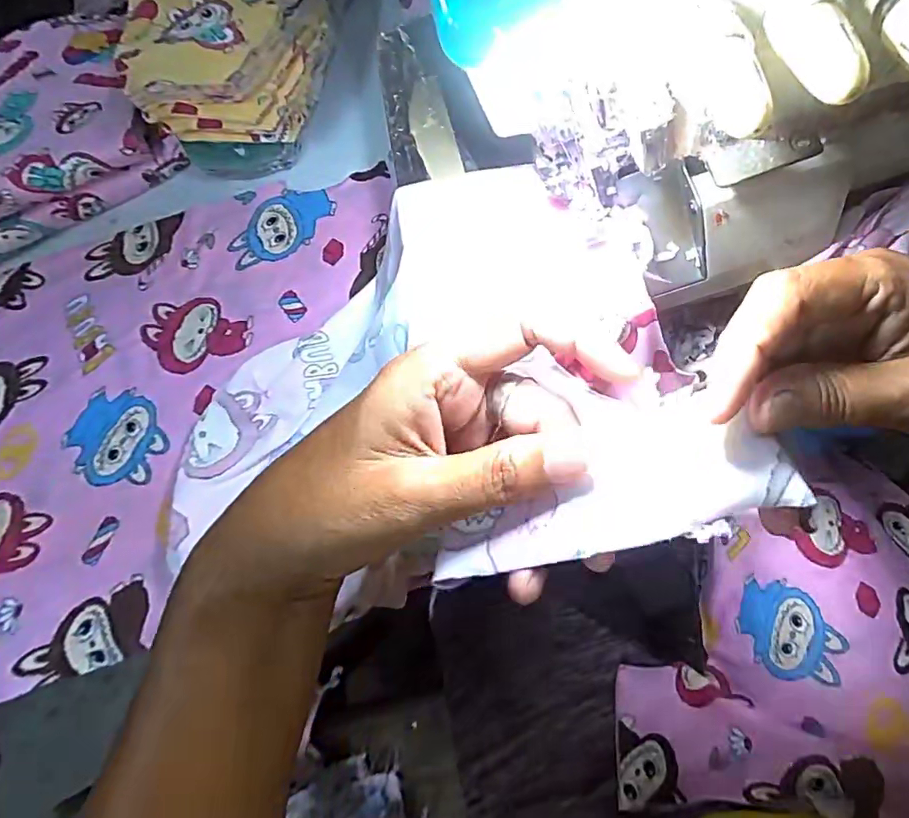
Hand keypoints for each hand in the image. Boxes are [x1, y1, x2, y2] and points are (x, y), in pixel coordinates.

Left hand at [178, 321, 637, 608]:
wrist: (279, 558)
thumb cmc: (330, 506)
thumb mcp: (416, 494)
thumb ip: (498, 475)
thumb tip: (583, 458)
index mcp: (443, 370)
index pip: (524, 330)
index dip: (582, 342)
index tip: (629, 381)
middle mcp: (464, 392)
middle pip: (543, 408)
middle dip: (573, 463)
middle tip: (599, 518)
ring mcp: (468, 434)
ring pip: (536, 456)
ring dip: (555, 509)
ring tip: (575, 559)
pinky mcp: (468, 472)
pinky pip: (516, 490)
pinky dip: (527, 529)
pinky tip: (522, 578)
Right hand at [702, 250, 908, 447]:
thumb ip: (838, 396)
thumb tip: (756, 410)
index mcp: (874, 278)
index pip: (789, 296)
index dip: (748, 345)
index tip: (724, 404)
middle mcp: (841, 287)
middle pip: (767, 311)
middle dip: (738, 361)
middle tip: (718, 417)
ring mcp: (832, 315)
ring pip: (766, 336)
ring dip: (743, 379)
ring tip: (728, 422)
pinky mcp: (826, 344)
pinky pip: (780, 361)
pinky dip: (761, 390)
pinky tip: (751, 416)